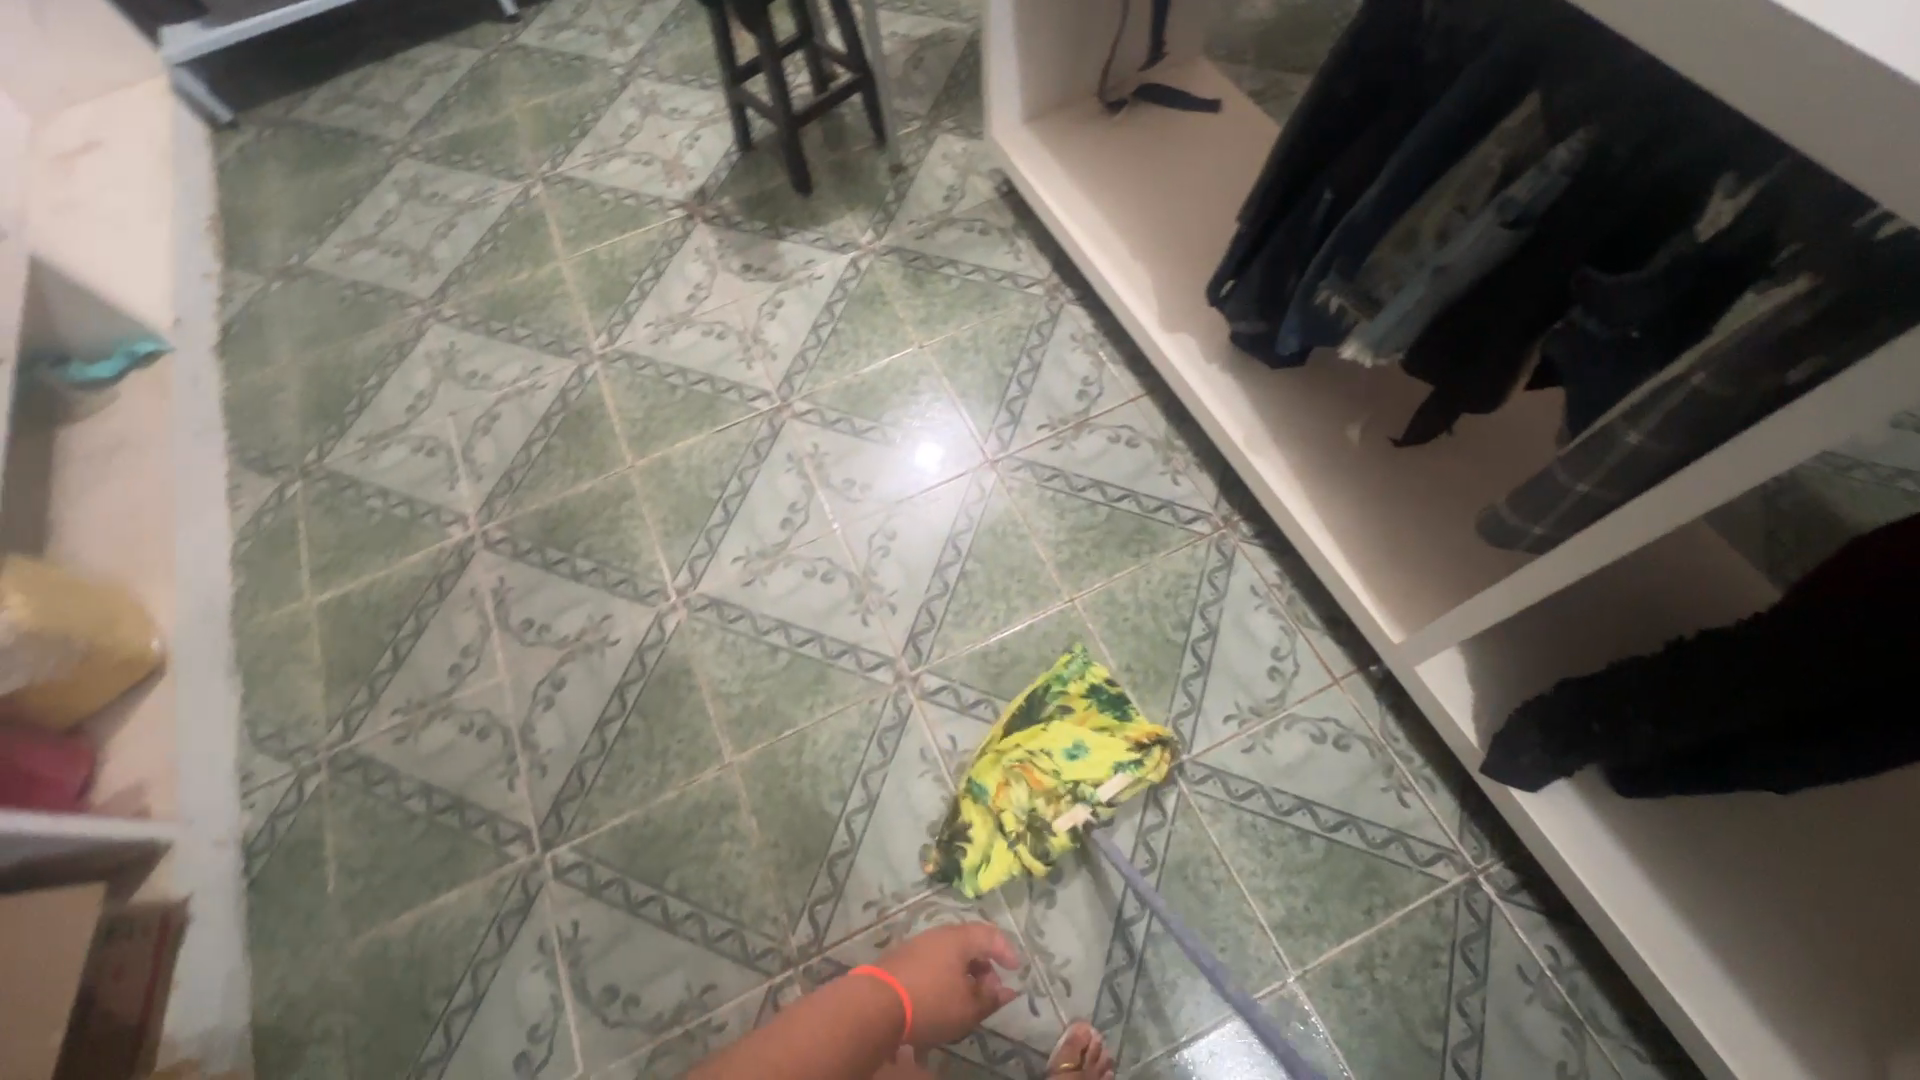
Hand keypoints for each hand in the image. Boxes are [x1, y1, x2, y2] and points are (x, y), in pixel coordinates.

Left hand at [874, 922, 1022, 1048]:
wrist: (875, 1004)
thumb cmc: (930, 1002)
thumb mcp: (967, 1008)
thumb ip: (990, 998)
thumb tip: (1008, 990)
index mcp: (959, 938)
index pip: (990, 934)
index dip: (1006, 950)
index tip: (1015, 969)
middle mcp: (939, 934)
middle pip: (969, 943)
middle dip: (984, 965)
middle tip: (989, 990)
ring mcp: (917, 944)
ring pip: (949, 953)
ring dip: (963, 973)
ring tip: (966, 998)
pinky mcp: (902, 958)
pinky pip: (933, 961)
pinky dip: (945, 975)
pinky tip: (942, 997)